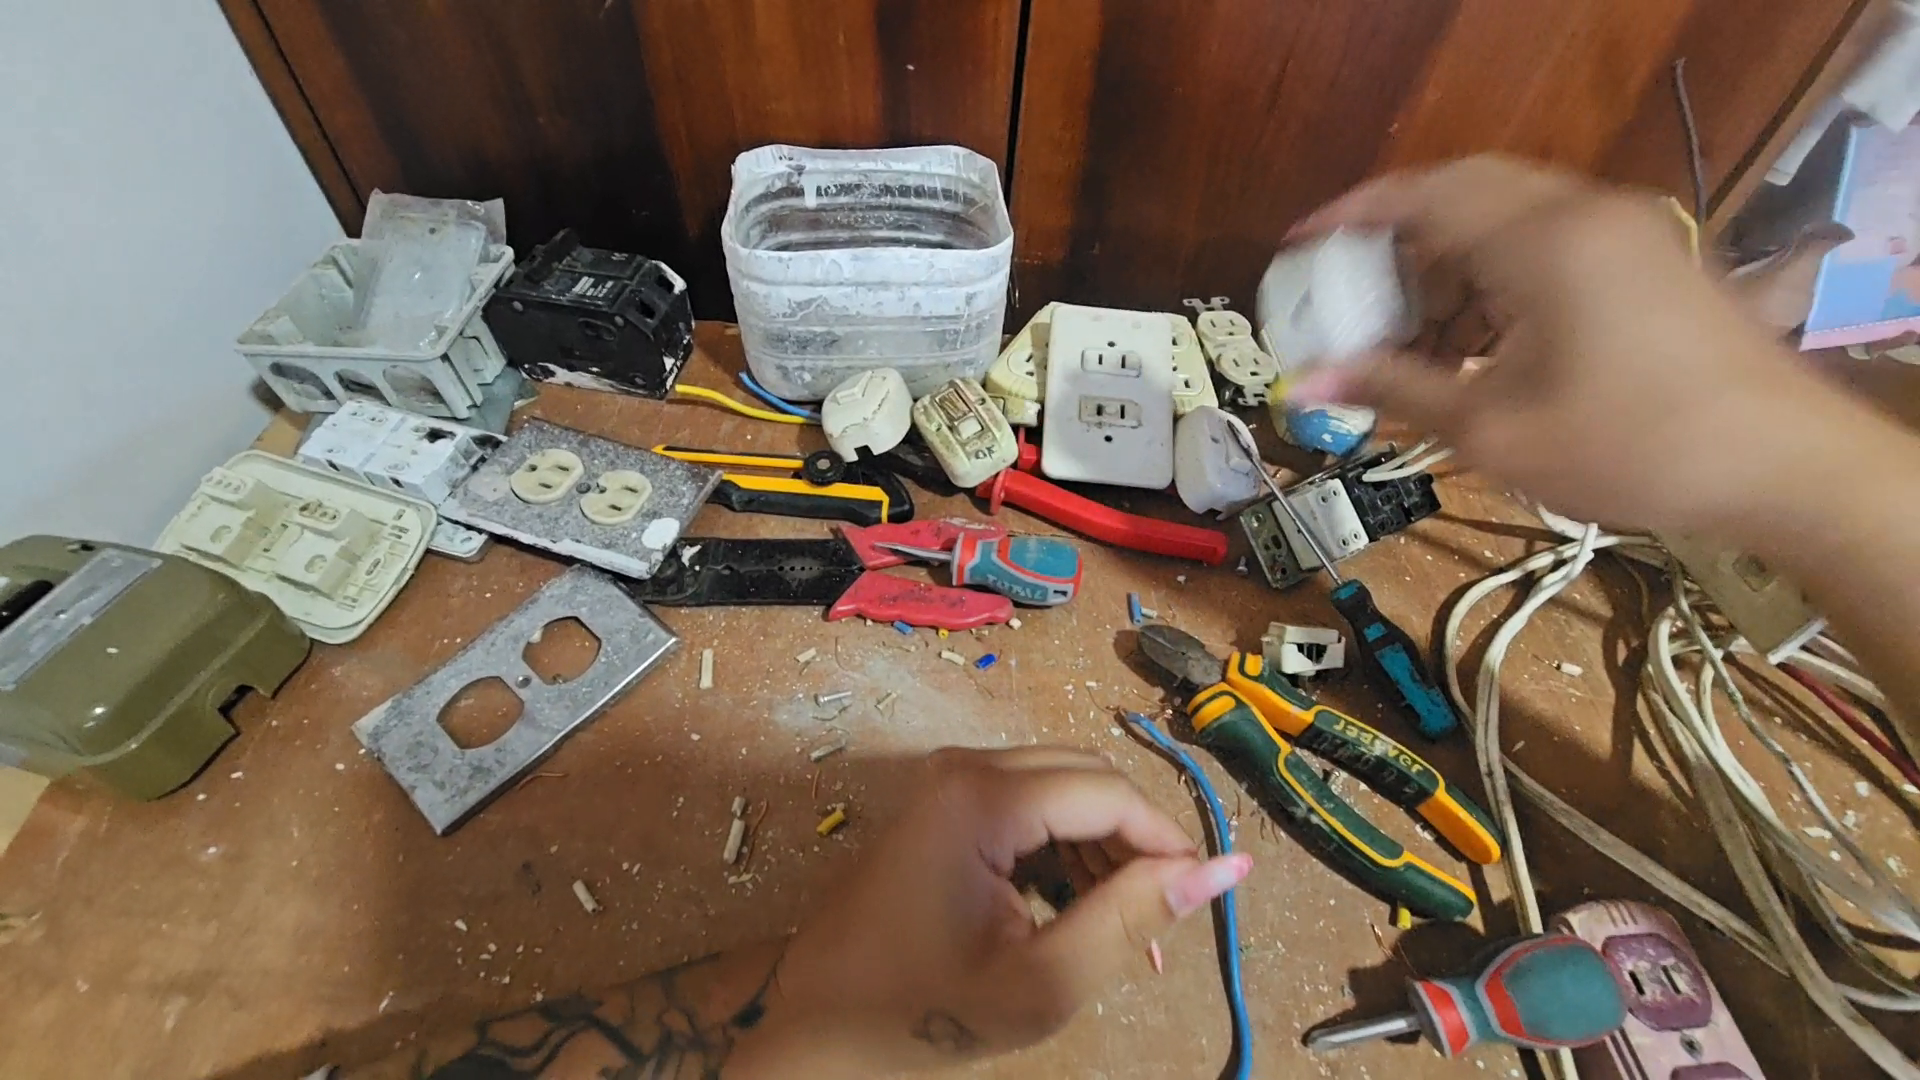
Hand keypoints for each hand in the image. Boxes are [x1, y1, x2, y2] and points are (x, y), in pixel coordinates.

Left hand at [737, 747, 1249, 1075]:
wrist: (821, 1021)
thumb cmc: (925, 1011)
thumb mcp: (1044, 980)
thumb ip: (1134, 916)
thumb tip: (1225, 868)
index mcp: (983, 796)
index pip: (1108, 792)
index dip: (1166, 841)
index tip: (1200, 900)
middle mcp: (968, 764)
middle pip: (1087, 778)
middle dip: (1134, 843)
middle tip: (1154, 925)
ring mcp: (952, 776)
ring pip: (1062, 786)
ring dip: (1102, 847)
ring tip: (1119, 928)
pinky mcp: (947, 796)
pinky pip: (1029, 801)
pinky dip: (1063, 846)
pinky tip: (1072, 906)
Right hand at [1288, 155, 1859, 534]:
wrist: (1783, 468)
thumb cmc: (1626, 447)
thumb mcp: (1486, 424)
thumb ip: (1390, 389)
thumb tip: (1302, 387)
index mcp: (1543, 243)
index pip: (1426, 196)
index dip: (1350, 216)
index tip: (1297, 244)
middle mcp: (1583, 216)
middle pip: (1462, 195)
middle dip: (1391, 240)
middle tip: (1341, 289)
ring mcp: (1620, 234)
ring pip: (1500, 220)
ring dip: (1438, 265)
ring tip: (1394, 327)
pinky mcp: (1639, 261)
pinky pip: (1538, 245)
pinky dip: (1483, 279)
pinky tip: (1459, 335)